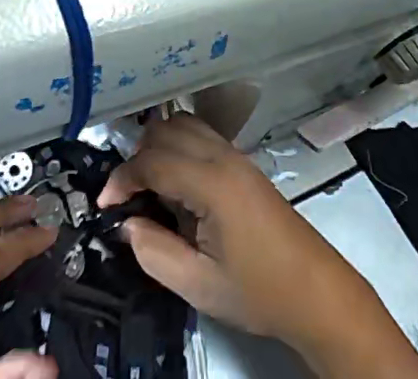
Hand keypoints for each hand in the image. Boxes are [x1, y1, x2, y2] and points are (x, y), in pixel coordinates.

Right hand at [98, 115, 417, 375]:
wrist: (313, 288)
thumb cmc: (256, 290)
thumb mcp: (196, 284)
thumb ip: (153, 251)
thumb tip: (127, 223)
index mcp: (213, 182)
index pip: (154, 160)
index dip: (122, 179)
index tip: (104, 207)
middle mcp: (226, 157)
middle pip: (170, 131)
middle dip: (139, 157)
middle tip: (124, 198)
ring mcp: (239, 158)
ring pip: (189, 127)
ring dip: (160, 148)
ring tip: (146, 191)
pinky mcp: (245, 166)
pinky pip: (204, 140)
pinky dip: (180, 150)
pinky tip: (174, 188)